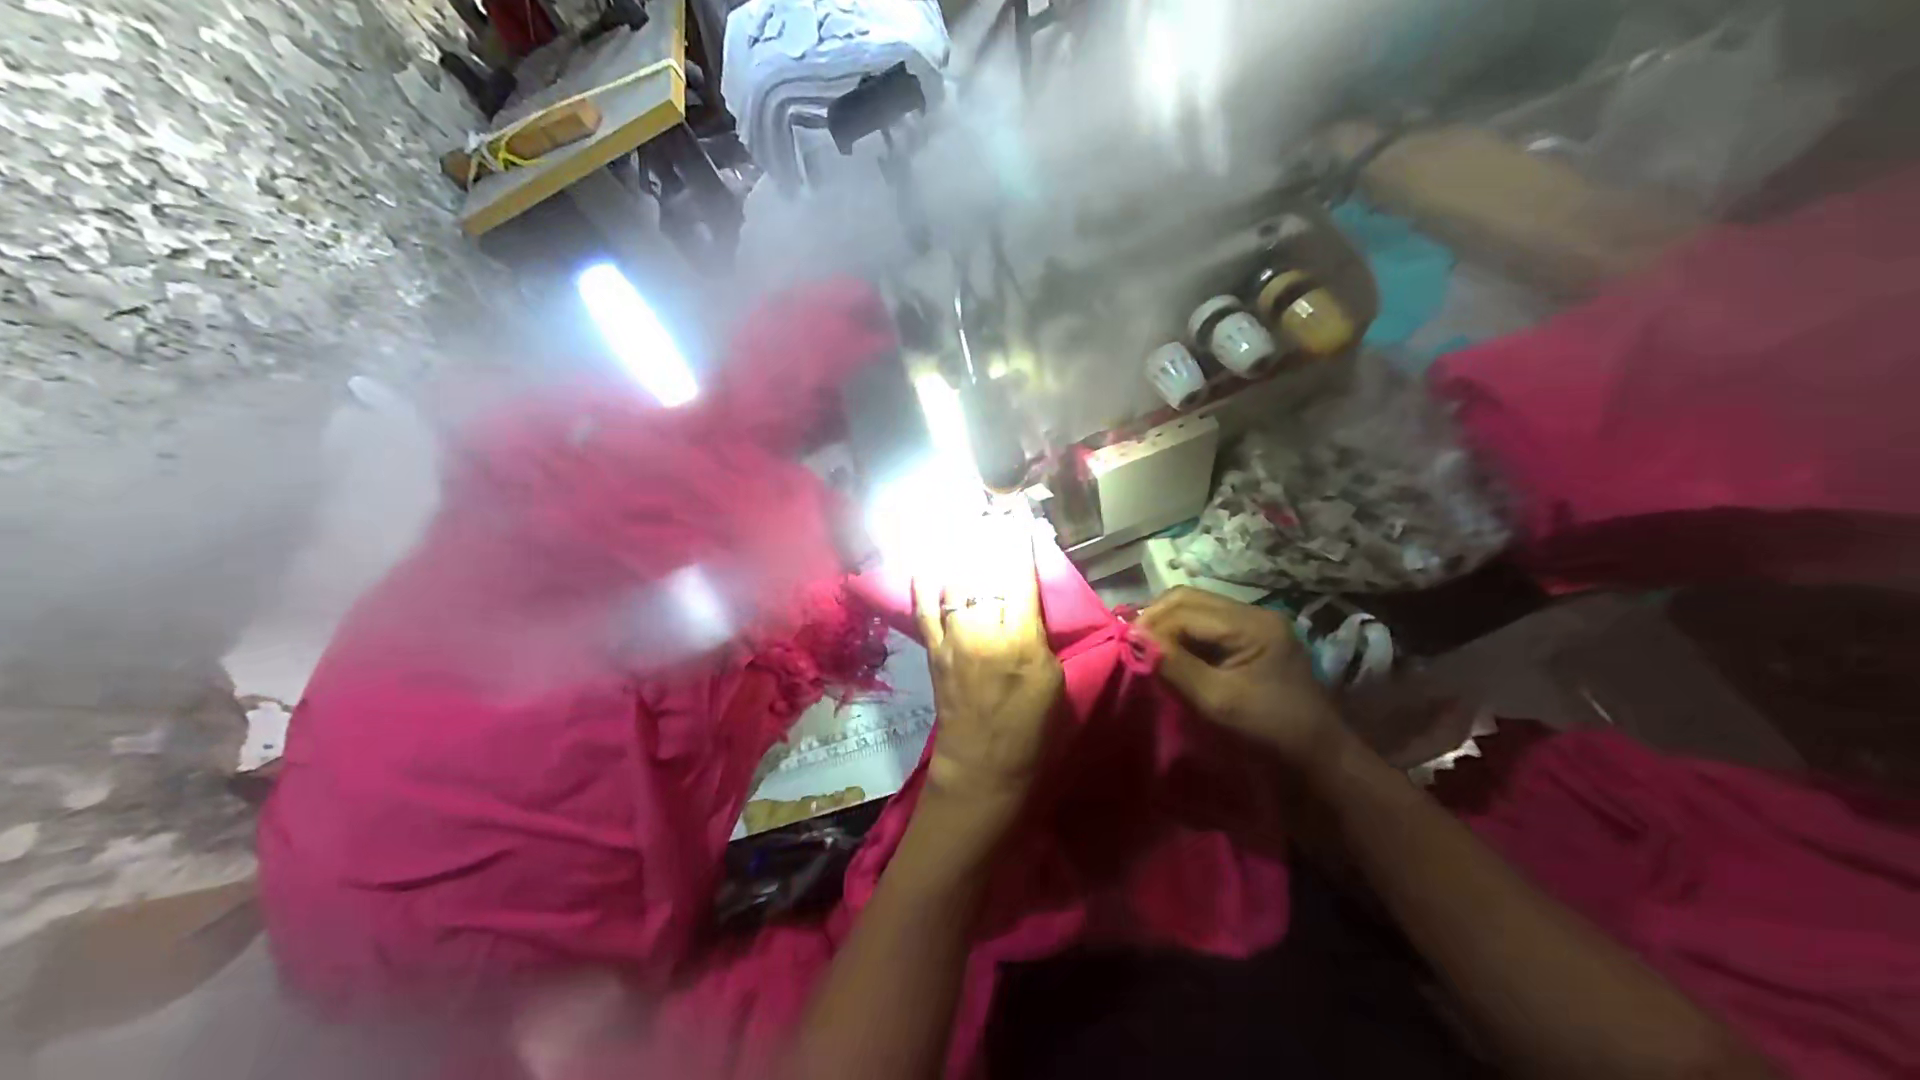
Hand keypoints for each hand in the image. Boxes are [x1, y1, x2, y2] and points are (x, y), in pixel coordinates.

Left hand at [912, 523, 1064, 805]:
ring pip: (951, 582)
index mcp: (1019, 641)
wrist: (983, 768)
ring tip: (957, 519)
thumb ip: (1038, 634)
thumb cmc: (1032, 731)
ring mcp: (951, 640)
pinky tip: (923, 558)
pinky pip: (924, 607)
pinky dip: (922, 581)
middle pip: (980, 572)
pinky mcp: (933, 651)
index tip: (1016, 513)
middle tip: (985, 509)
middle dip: (983, 536)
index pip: (1018, 577)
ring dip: (954, 549)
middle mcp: (981, 632)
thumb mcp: (1053, 680)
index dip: (1017, 541)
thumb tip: (1026, 601)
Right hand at [1138, 587, 1343, 772]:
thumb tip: (1132, 638)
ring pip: (1195, 610)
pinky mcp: (1251, 642)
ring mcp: (1255, 627)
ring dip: (1166, 626)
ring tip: (1145, 650)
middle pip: (1189, 600)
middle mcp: (1255, 614)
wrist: (1318, 764)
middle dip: (1155, 619)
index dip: (1151, 626)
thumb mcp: (1216, 702)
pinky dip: (1182, 637)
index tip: (1124, 648)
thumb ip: (1174, 667)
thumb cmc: (1269, 735)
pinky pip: (1206, 627)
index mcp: (1253, 625)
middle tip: (1131, 646)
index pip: (1186, 610)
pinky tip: (1168, 656)